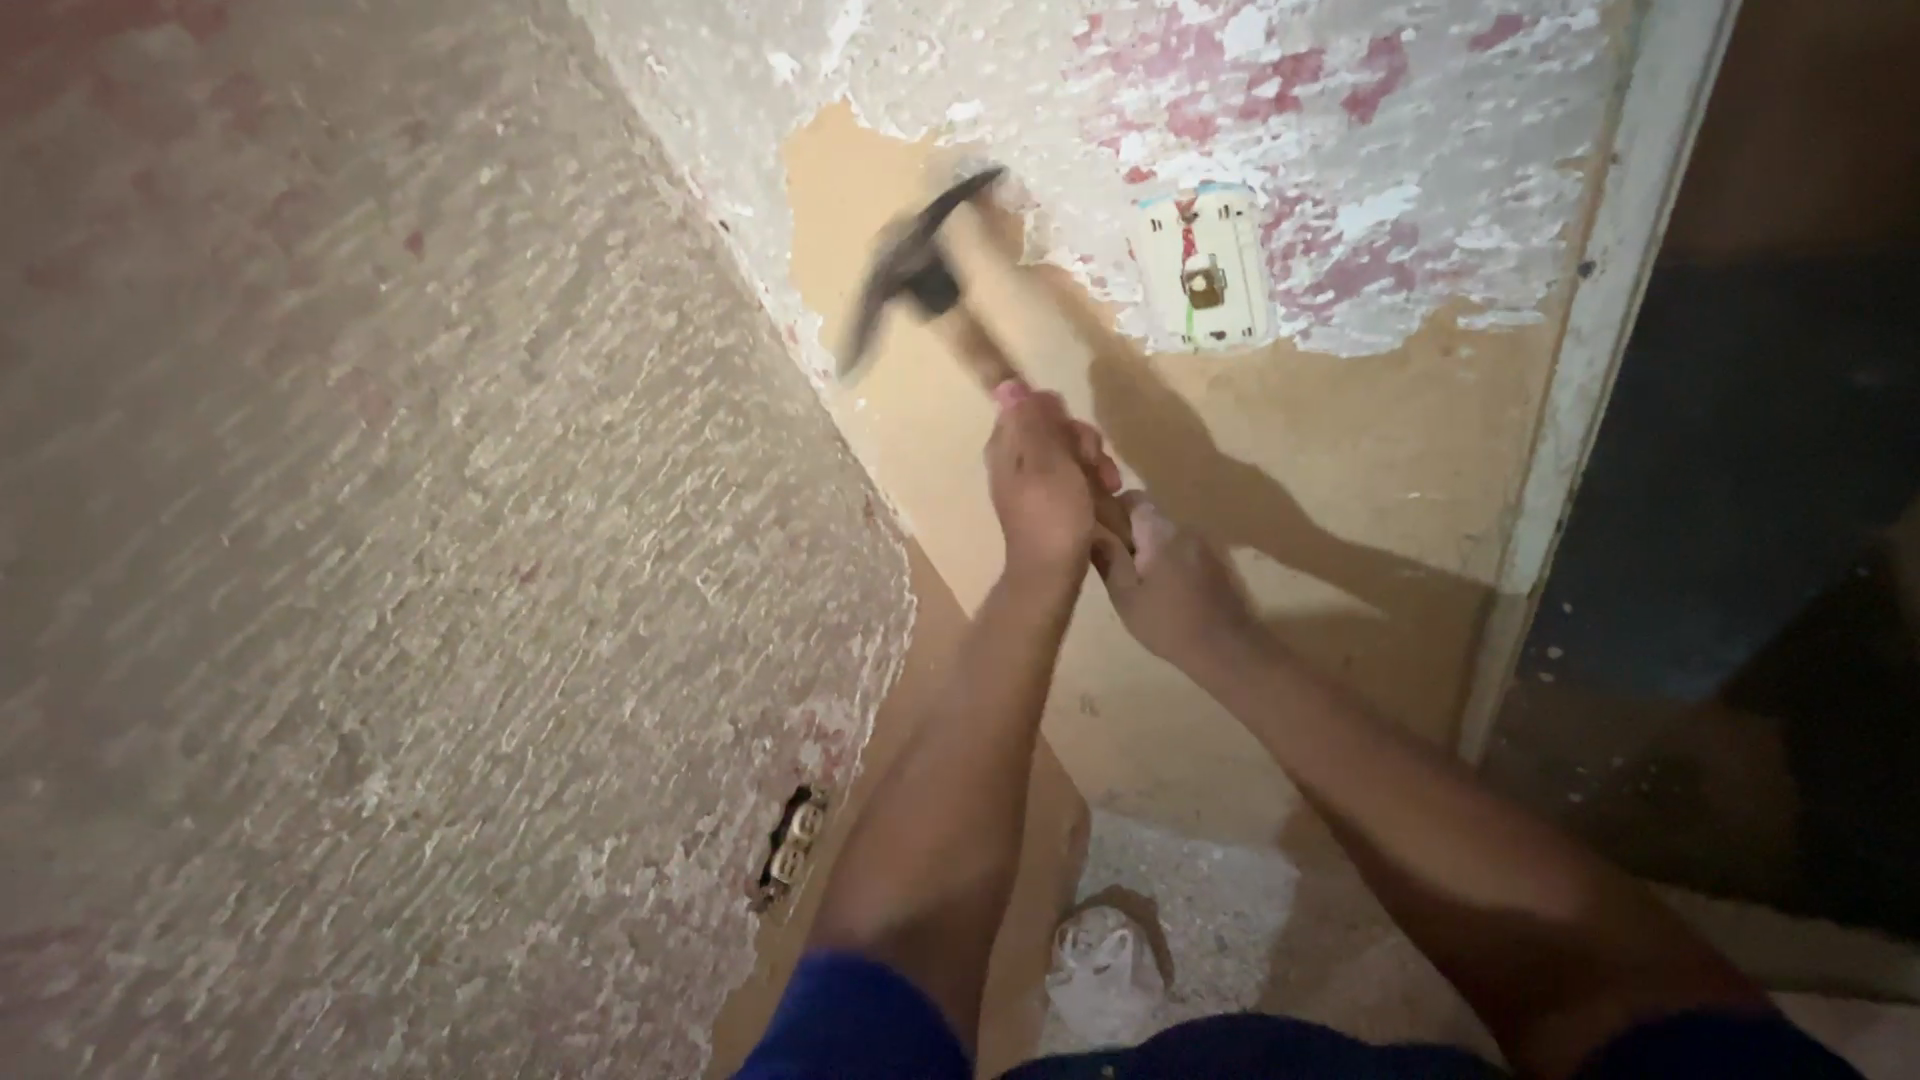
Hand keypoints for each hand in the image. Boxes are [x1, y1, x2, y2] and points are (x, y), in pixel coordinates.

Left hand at [985, 380, 1122, 578]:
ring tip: (1108, 484)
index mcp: (1006, 446)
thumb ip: (1030, 421)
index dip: (1060, 416)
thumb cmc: (1053, 514)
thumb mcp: (1046, 460)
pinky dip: (1088, 481)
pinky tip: (1105, 494)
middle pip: (1052, 429)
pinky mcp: (1047, 502)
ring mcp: (1030, 483)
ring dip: (1092, 462)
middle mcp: (1013, 460)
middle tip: (1096, 463)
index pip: (1031, 407)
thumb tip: (1006, 384)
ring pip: (1066, 453)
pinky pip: (1070, 477)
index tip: (1077, 436)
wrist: (1052, 572)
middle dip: (1082, 441)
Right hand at [1093, 492, 1266, 668]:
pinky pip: (1183, 551)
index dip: (1114, 508)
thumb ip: (1108, 559)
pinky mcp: (1216, 563)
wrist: (1226, 649)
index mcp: (1160, 533)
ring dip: (1151, 550)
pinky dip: (1169, 562)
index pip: (1134, 498)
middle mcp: (1185, 529)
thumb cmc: (1167, 624)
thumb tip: (1092, 531)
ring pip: (1167, 536)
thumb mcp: (1126, 596)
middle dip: (1131, 534)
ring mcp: (1205, 546)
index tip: (1100, 532)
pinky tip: (1165, 593)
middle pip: (1151, 517)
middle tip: (1116, 566)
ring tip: (1140, 584)